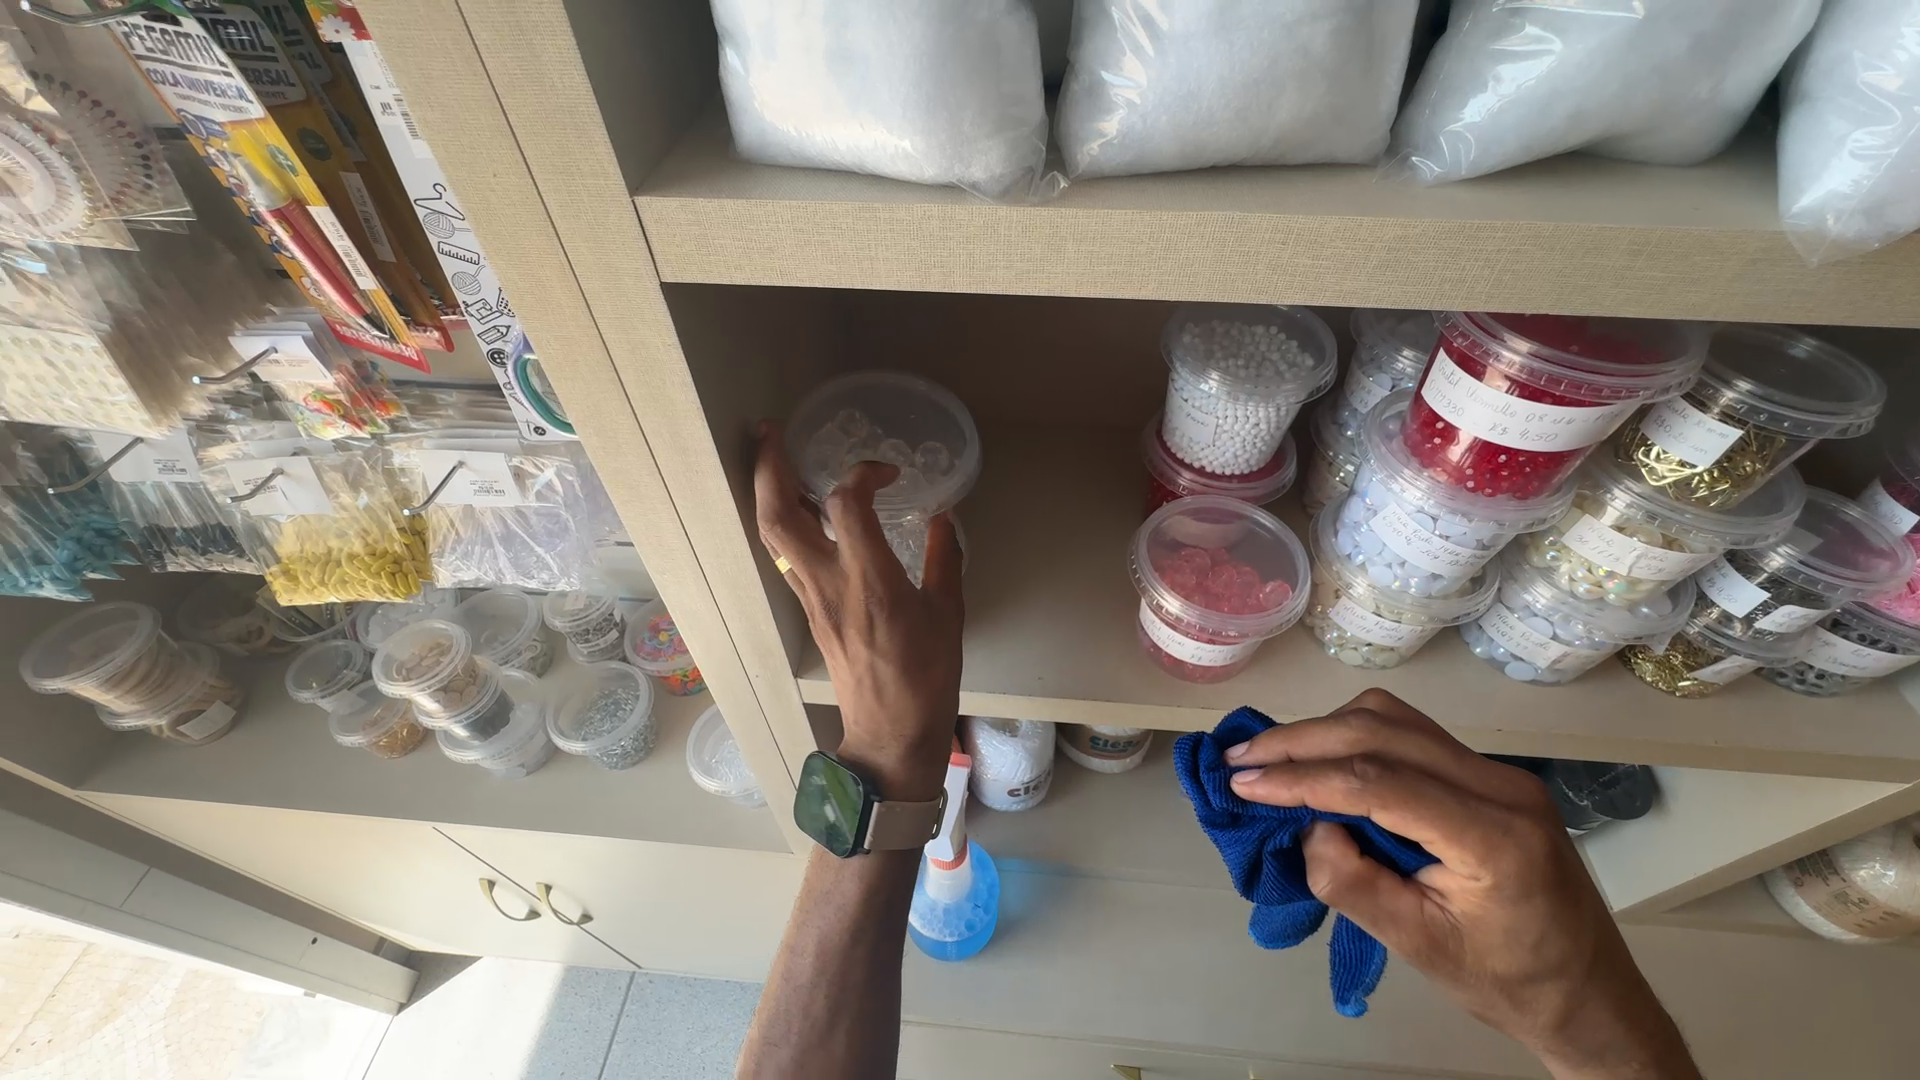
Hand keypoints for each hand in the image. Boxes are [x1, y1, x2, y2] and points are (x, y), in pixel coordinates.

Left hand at [754, 422, 963, 802]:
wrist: (890, 734)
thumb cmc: (926, 677)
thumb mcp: (948, 614)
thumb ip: (943, 559)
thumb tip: (942, 518)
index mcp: (872, 582)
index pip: (848, 507)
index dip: (862, 474)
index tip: (887, 473)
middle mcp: (829, 584)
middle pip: (778, 516)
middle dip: (768, 467)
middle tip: (772, 430)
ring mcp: (811, 598)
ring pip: (773, 536)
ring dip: (766, 491)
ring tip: (775, 457)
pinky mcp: (809, 610)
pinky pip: (786, 556)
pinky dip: (785, 522)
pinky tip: (802, 509)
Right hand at [1226, 690, 1698, 1079]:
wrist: (1592, 997)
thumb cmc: (1505, 983)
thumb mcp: (1417, 948)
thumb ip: (1351, 884)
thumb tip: (1307, 825)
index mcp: (1494, 836)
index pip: (1377, 780)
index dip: (1300, 777)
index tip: (1243, 783)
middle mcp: (1500, 785)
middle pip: (1380, 730)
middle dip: (1299, 740)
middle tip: (1240, 758)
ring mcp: (1496, 772)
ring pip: (1391, 718)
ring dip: (1323, 730)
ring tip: (1271, 757)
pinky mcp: (1484, 773)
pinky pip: (1406, 731)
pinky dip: (1350, 736)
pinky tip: (1319, 758)